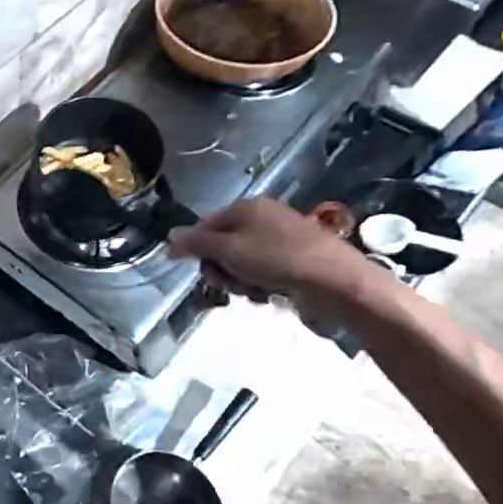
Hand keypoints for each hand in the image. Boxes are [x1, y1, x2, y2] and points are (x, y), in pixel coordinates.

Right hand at [169, 199, 395, 319]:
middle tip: (229, 283)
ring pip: (240, 265)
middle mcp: (262, 220)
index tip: (190, 270)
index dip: (194, 247)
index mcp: (247, 208)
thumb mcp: (230, 249)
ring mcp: (278, 242)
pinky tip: (267, 295)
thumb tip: (169, 238)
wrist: (333, 281)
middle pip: (222, 246)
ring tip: (253, 292)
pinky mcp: (291, 263)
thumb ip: (197, 244)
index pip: (205, 225)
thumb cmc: (277, 259)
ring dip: (239, 282)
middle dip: (220, 269)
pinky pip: (260, 274)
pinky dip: (258, 286)